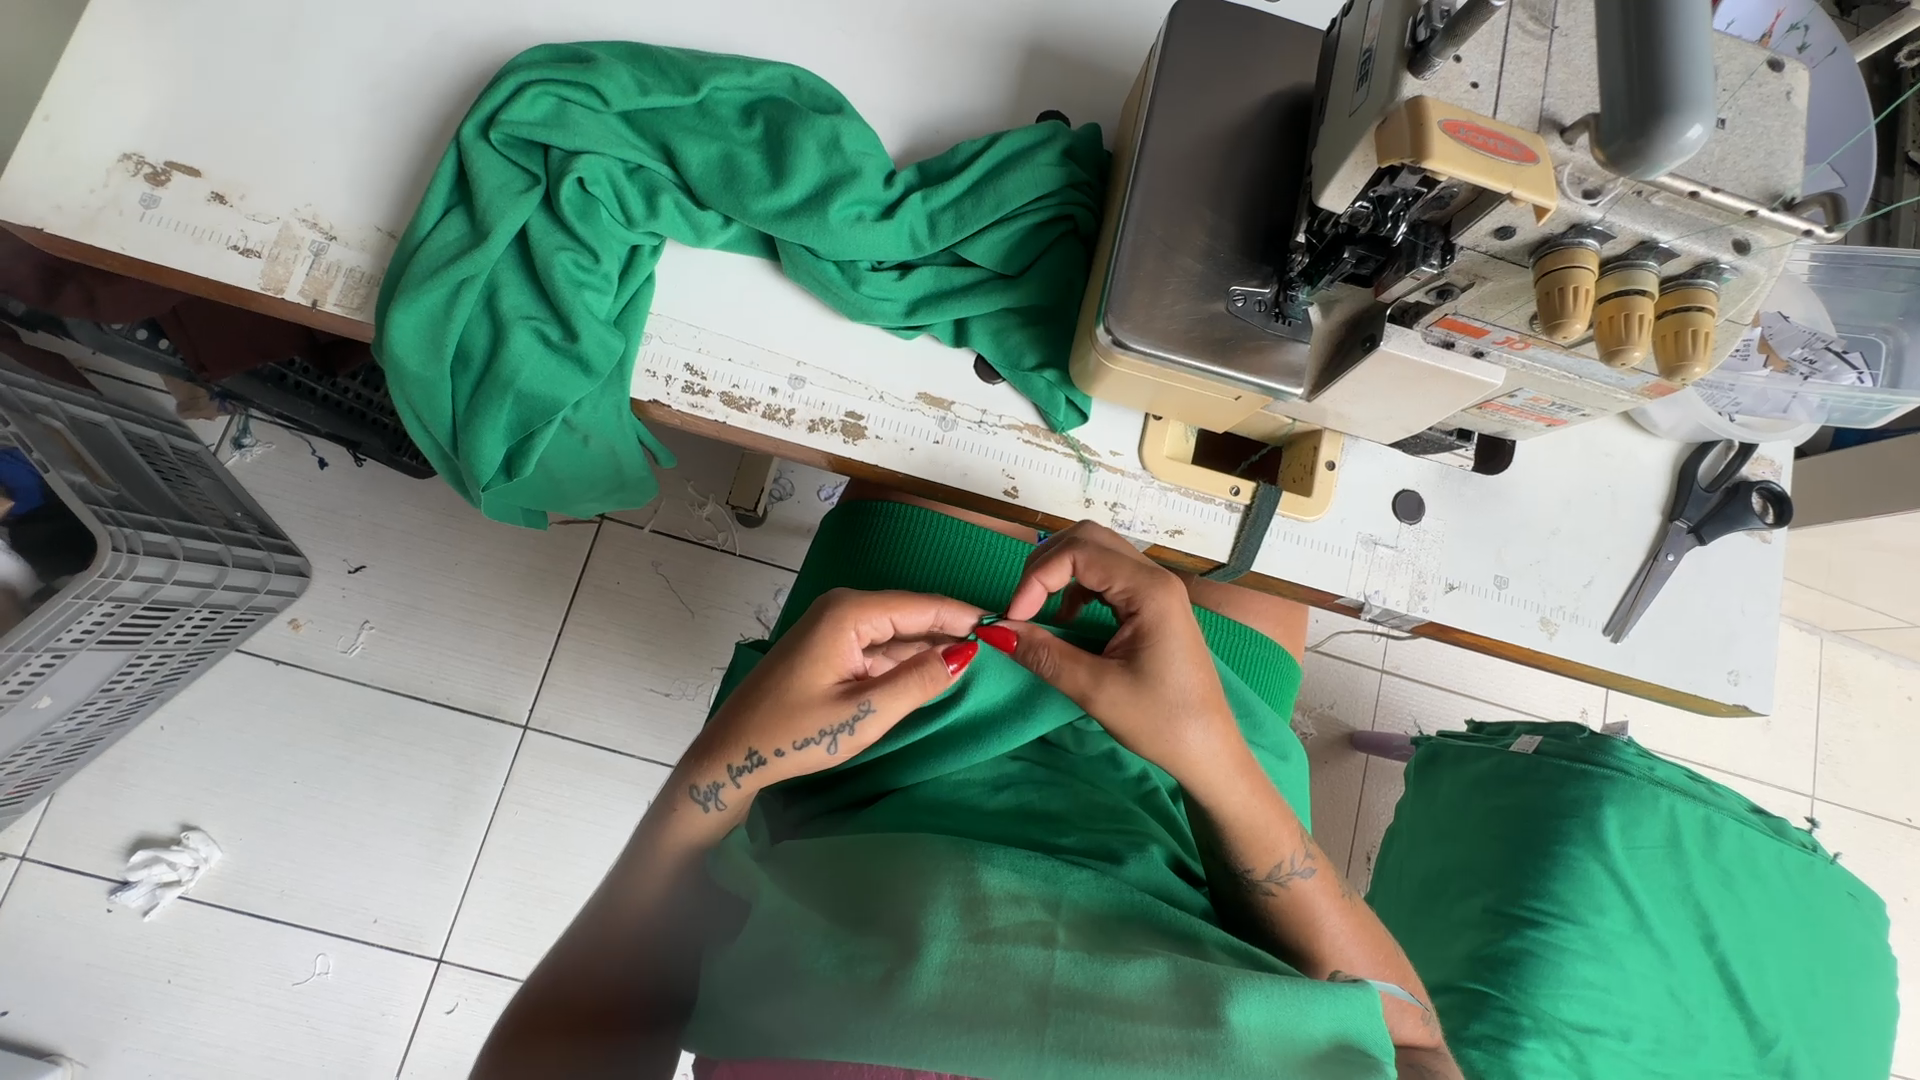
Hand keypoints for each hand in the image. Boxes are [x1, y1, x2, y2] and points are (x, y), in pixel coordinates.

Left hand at [672, 588, 983, 820]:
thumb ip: (918, 681)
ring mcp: (837, 627)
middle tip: (1002, 648)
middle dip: (954, 631)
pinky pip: (882, 647)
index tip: (1007, 628)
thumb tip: (965, 653)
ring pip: (899, 632)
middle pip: (913, 615)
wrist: (734, 754)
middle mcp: (845, 609)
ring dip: (934, 647)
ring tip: (982, 659)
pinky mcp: (834, 647)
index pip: (923, 607)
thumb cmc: (794, 735)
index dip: (967, 617)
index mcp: (850, 613)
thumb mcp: (864, 714)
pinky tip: (938, 672)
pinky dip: (909, 660)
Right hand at [981, 521, 1244, 786]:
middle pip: (1087, 538)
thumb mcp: (1095, 690)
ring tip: (1036, 610)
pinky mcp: (1151, 604)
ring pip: (1095, 552)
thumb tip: (995, 630)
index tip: (1014, 618)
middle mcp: (1154, 578)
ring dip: (1058, 573)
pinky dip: (1075, 586)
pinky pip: (1105, 575)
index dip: (1037, 577)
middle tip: (1021, 607)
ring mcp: (1155, 589)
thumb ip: (1043, 653)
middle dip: (1044, 564)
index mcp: (1149, 591)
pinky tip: (1066, 619)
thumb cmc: (1161, 722)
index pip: (1078, 551)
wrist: (1209, 751)